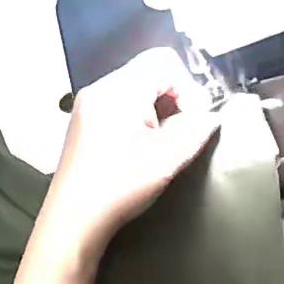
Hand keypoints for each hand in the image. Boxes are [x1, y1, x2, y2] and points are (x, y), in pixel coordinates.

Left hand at [34, 48, 219, 258]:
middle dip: (172, 102)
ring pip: (134, 94)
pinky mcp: (82, 128)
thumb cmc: (118, 187)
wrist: (73, 221)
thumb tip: (210, 115)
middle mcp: (98, 91)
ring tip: (157, 149)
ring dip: (154, 115)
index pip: (164, 62)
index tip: (194, 121)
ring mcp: (86, 109)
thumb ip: (197, 128)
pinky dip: (135, 125)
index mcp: (118, 89)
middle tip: (177, 137)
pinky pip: (118, 111)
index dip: (188, 88)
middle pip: (148, 75)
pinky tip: (137, 154)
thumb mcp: (169, 156)